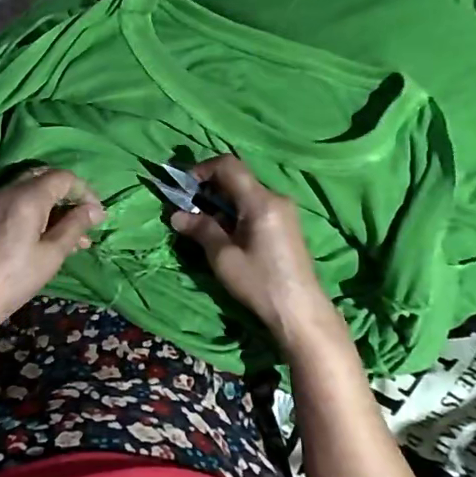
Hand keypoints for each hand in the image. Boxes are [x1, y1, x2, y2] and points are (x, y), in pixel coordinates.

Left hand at [0, 167, 103, 364]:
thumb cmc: (18, 277)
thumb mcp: (53, 252)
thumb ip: (75, 226)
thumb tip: (95, 210)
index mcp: (28, 196)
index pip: (63, 178)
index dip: (85, 192)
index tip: (98, 215)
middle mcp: (11, 190)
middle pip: (48, 179)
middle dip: (70, 197)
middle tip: (87, 222)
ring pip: (35, 191)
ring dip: (57, 208)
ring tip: (77, 239)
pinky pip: (23, 202)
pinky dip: (42, 213)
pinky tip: (55, 238)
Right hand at [167, 154, 331, 340]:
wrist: (299, 311)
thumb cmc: (259, 283)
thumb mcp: (223, 257)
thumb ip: (201, 230)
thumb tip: (176, 215)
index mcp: (261, 202)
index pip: (229, 165)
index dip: (202, 169)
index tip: (184, 188)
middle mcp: (275, 198)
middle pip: (236, 178)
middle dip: (208, 189)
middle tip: (187, 209)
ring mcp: (284, 210)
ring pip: (245, 193)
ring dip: (220, 202)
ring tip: (202, 224)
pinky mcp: (285, 224)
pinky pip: (255, 206)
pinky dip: (234, 212)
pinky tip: (224, 233)